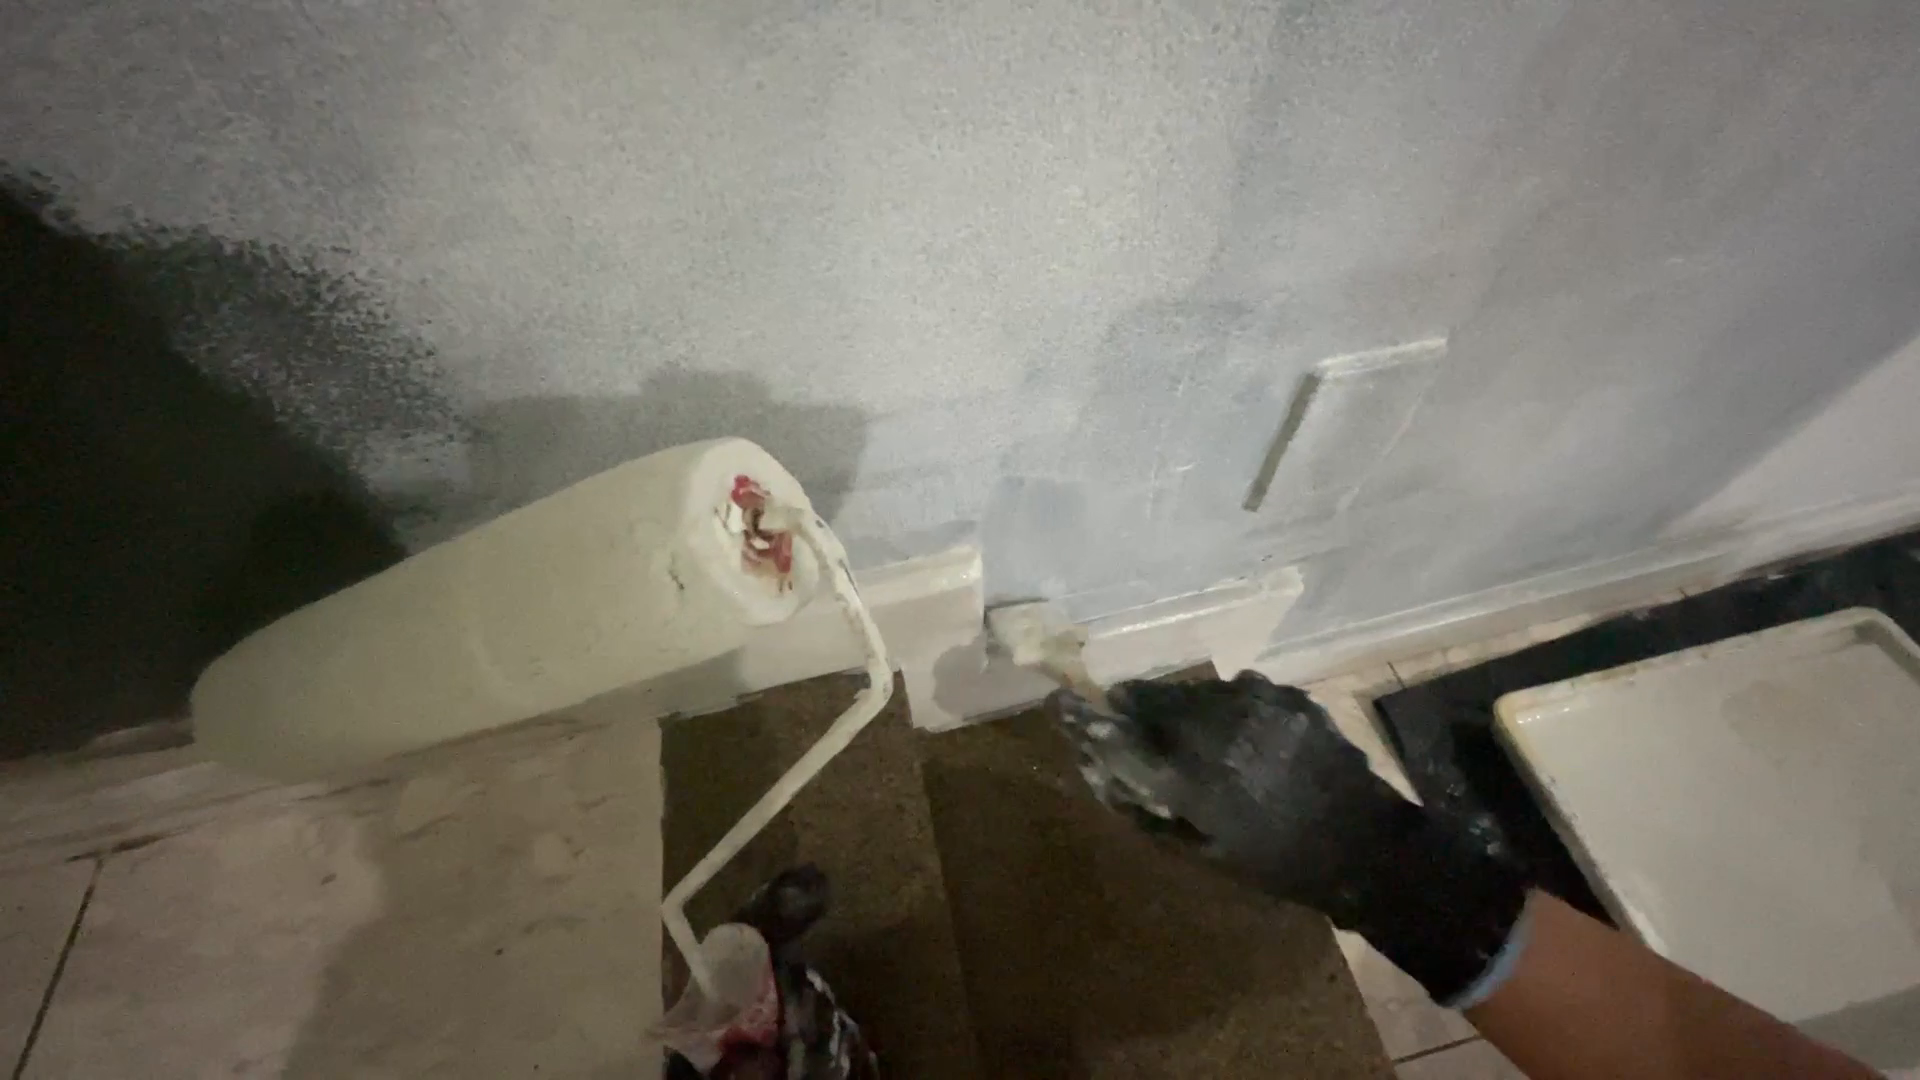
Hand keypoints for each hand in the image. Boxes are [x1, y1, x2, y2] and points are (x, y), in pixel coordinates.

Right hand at [1051, 672, 1415, 926]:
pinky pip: (1238, 688)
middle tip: (1129, 709)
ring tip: (1195, 727)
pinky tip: (1243, 729)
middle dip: (1134, 702)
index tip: (1060, 698)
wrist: (1369, 849)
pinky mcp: (1285, 694)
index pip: (1116, 734)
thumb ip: (1147, 809)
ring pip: (1194, 688)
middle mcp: (1215, 727)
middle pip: (1152, 697)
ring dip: (1181, 702)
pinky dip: (1226, 703)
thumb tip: (1102, 771)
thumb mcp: (1202, 851)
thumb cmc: (1277, 863)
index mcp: (1189, 775)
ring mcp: (1255, 703)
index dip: (1081, 715)